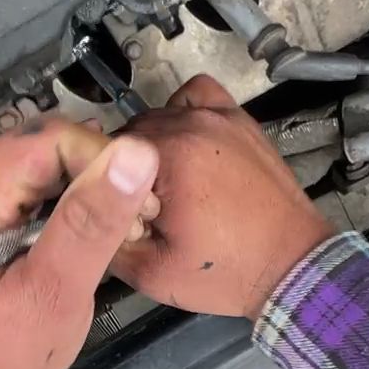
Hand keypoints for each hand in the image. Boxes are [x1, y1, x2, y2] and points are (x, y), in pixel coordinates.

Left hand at [0, 122, 160, 368]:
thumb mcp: (52, 294)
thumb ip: (91, 224)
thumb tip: (138, 154)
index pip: (48, 141)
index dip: (103, 162)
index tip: (140, 206)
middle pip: (42, 151)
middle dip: (98, 177)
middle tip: (138, 222)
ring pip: (39, 173)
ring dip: (86, 195)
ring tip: (122, 233)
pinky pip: (29, 199)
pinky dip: (66, 213)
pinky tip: (90, 241)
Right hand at [114, 76, 333, 317]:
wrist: (289, 267)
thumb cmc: (230, 271)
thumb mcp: (148, 272)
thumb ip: (103, 236)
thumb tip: (79, 213)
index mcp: (170, 157)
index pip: (102, 152)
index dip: (101, 185)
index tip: (118, 209)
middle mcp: (195, 126)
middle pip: (128, 134)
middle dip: (126, 169)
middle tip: (144, 206)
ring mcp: (220, 119)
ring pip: (157, 116)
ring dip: (152, 147)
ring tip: (166, 183)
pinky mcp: (240, 122)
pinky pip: (197, 96)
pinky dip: (183, 113)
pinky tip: (186, 147)